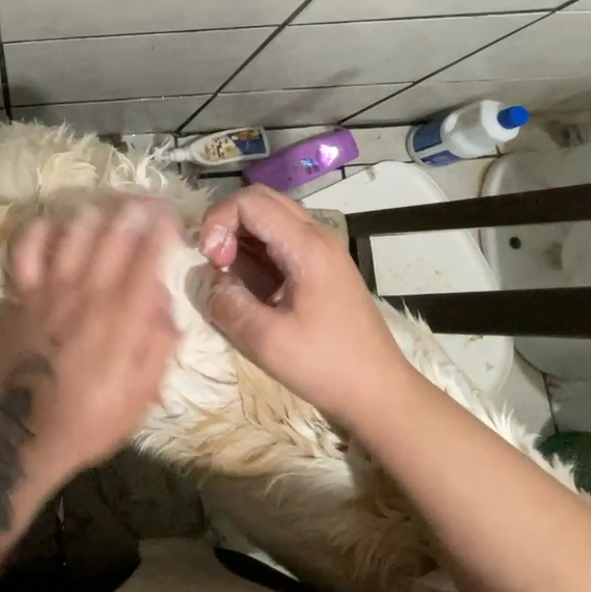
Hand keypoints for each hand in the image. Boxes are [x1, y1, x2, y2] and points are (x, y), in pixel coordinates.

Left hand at [0, 198, 182, 486]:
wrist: (22, 435)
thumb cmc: (89, 419)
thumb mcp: (141, 393)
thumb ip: (157, 343)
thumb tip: (163, 300)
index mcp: (122, 317)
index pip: (147, 257)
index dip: (161, 229)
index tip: (170, 214)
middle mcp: (88, 292)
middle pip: (113, 234)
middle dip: (133, 210)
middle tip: (145, 199)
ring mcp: (50, 289)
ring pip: (74, 233)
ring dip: (94, 212)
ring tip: (108, 204)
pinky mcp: (21, 294)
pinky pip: (28, 249)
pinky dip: (41, 230)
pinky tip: (54, 223)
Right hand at [197, 185, 405, 419]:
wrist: (380, 392)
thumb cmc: (326, 366)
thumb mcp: (267, 342)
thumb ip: (229, 304)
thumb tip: (213, 282)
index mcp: (307, 247)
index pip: (250, 202)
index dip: (218, 221)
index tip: (211, 260)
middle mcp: (317, 235)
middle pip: (260, 199)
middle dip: (226, 222)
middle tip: (215, 261)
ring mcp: (321, 248)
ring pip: (269, 215)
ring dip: (239, 234)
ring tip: (228, 273)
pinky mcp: (320, 264)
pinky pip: (279, 237)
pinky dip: (254, 248)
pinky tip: (247, 282)